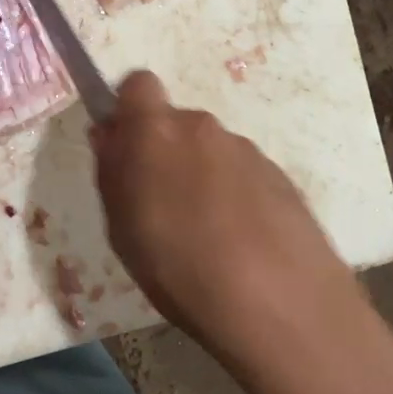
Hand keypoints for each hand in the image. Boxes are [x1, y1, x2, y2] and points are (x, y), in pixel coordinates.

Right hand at [91, 71, 359, 344]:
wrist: (283, 309)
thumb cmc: (180, 268)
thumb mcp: (121, 228)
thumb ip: (111, 171)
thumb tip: (110, 135)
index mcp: (156, 130)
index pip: (137, 85)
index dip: (130, 111)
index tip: (127, 148)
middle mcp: (202, 127)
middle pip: (176, 124)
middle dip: (166, 152)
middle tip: (163, 206)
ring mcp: (247, 151)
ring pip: (211, 152)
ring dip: (202, 178)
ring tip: (208, 236)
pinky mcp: (282, 178)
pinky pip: (244, 176)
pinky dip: (237, 198)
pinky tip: (242, 245)